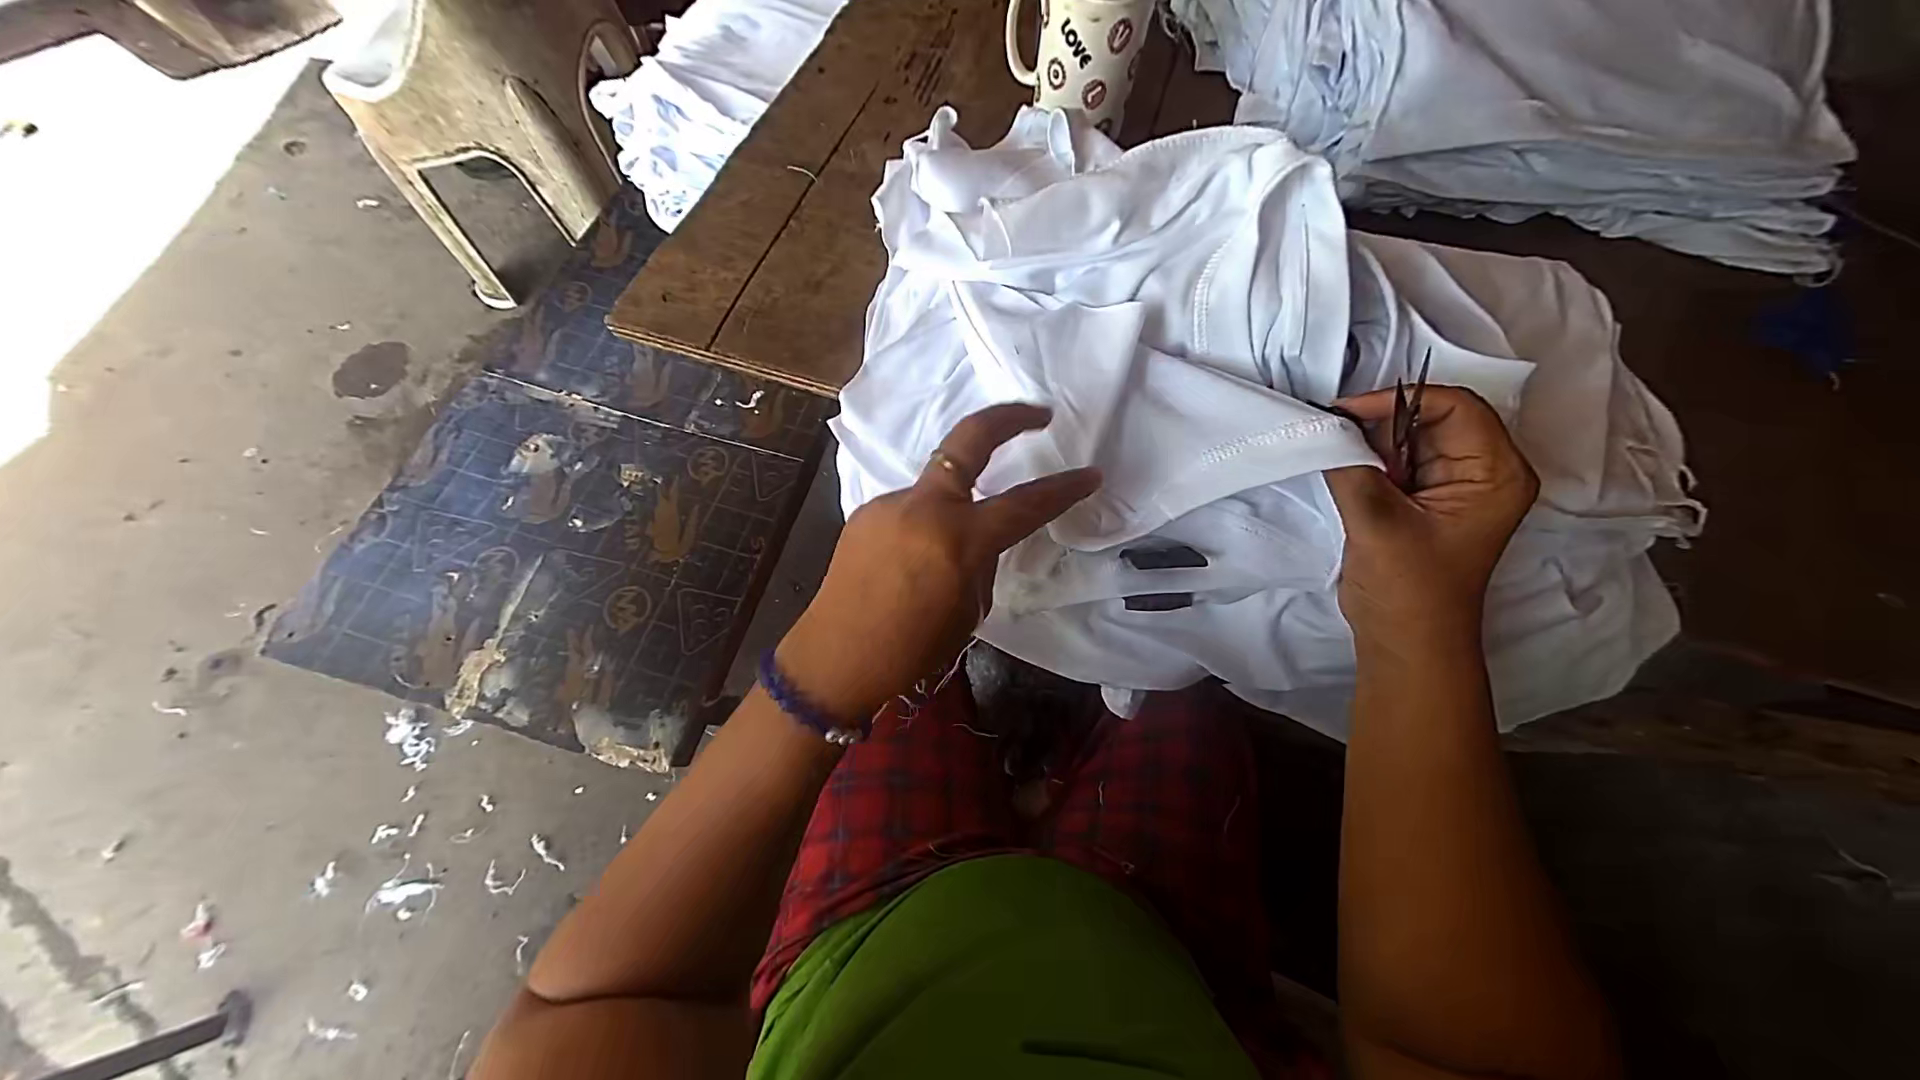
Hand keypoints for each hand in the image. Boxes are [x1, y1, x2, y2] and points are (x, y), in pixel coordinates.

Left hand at [775, 404, 1100, 722]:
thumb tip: (979, 541)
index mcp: (958, 539)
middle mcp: (923, 508)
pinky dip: (925, 524)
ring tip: (947, 554)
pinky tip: (913, 560)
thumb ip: (981, 563)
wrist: (836, 657)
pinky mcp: (865, 513)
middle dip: (1009, 418)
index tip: (1090, 474)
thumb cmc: (911, 649)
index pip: (1024, 504)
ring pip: (936, 485)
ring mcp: (889, 504)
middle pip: (969, 439)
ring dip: (957, 499)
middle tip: (1036, 415)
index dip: (1063, 488)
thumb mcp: (969, 611)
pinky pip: (910, 508)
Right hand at [1324, 386, 1537, 658]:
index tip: (1346, 411)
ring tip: (1331, 445)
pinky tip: (1339, 462)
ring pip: (1409, 438)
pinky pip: (1395, 461)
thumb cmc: (1408, 588)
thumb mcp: (1379, 522)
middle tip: (1332, 426)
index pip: (1455, 406)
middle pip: (1432, 417)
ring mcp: (1450, 485)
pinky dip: (1366, 458)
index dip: (1400, 400)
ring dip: (1370, 440)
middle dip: (1381, 419)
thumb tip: (1328, 428)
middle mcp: (1482, 471)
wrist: (1403, 640)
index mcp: (1496, 472)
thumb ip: (1354, 469)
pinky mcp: (1421, 499)